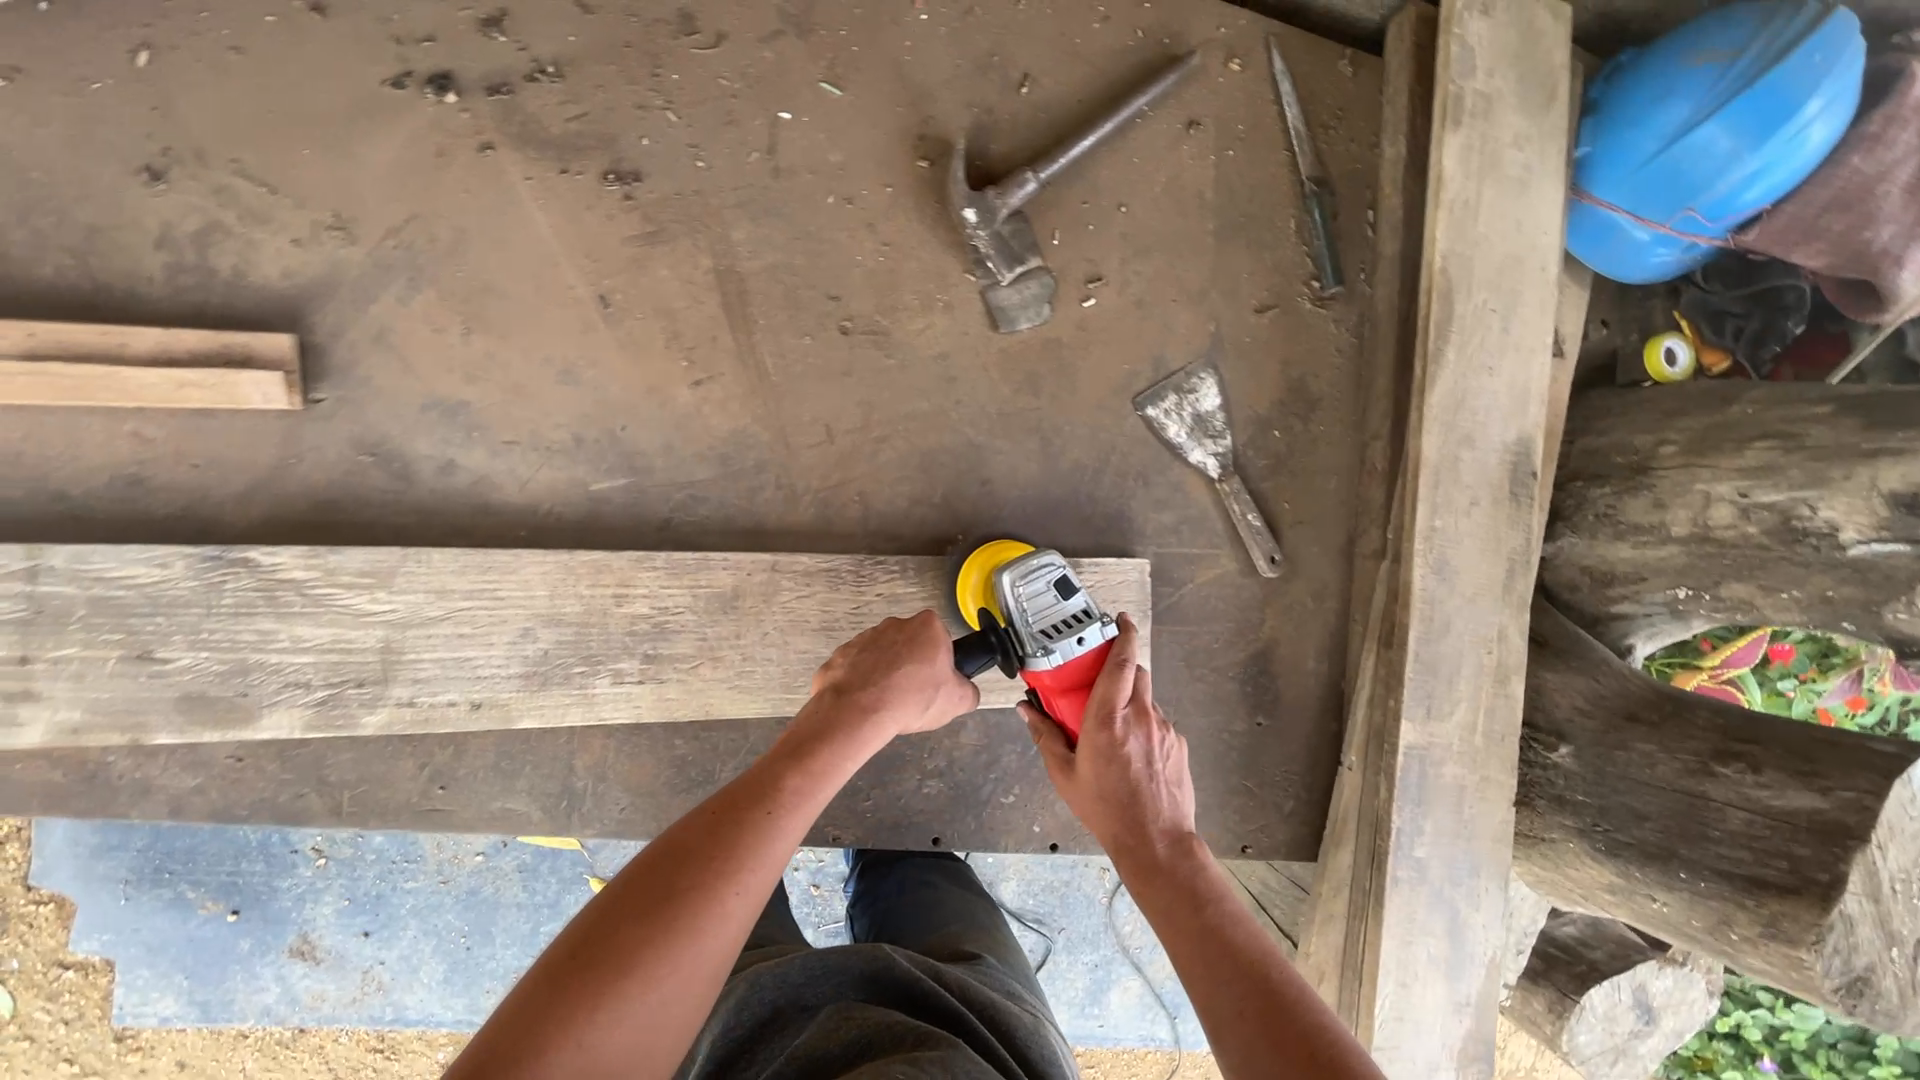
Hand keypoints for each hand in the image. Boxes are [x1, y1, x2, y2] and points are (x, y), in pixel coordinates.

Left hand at [807, 610, 982, 738]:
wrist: (859, 711)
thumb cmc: (910, 699)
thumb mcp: (959, 701)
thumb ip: (969, 692)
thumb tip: (966, 693)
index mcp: (927, 626)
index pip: (941, 639)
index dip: (940, 663)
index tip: (937, 681)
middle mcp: (895, 624)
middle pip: (911, 644)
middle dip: (912, 665)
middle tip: (915, 694)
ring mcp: (865, 637)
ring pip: (883, 656)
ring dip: (887, 674)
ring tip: (890, 703)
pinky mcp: (842, 654)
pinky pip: (859, 668)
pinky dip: (863, 683)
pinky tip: (869, 702)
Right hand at [1022, 613, 1197, 862]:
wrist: (1156, 840)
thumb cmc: (1107, 810)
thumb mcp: (1065, 774)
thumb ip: (1045, 735)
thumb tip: (1027, 710)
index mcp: (1108, 719)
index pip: (1121, 661)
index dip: (1123, 634)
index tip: (1120, 620)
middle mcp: (1140, 716)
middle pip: (1137, 671)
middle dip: (1122, 666)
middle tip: (1103, 677)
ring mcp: (1164, 729)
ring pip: (1148, 698)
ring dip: (1132, 701)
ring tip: (1115, 728)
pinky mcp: (1178, 744)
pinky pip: (1159, 722)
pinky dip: (1145, 725)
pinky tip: (1133, 753)